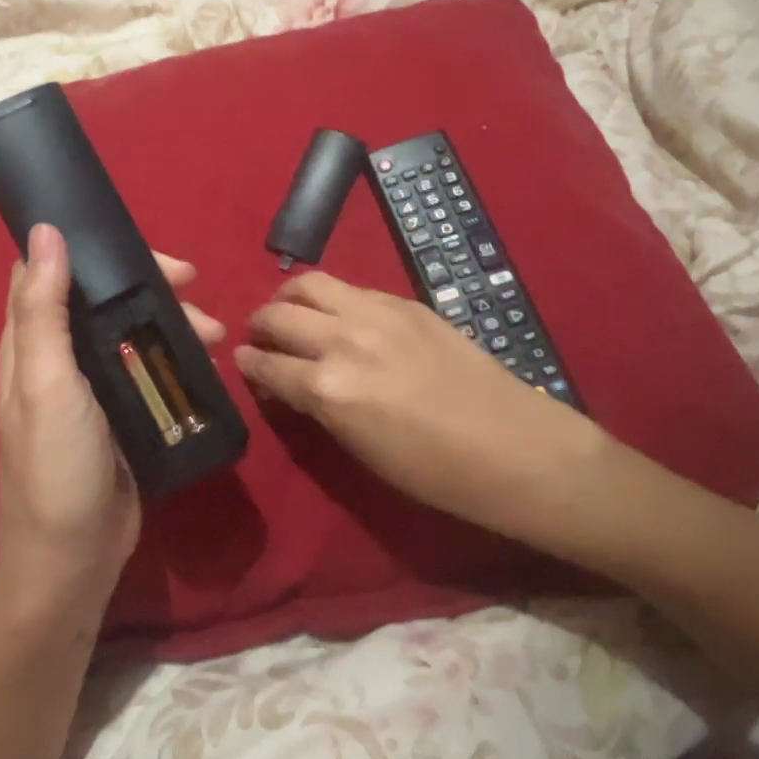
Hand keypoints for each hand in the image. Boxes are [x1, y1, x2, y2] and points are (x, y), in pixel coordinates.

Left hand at [0, 223, 224, 594]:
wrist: (75, 558)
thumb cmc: (55, 466)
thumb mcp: (47, 383)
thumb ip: (44, 311)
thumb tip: (45, 231)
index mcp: (30, 342)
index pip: (50, 272)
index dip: (89, 249)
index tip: (138, 246)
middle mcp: (59, 356)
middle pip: (101, 298)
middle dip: (147, 284)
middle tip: (193, 282)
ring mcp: (93, 386)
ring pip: (132, 330)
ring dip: (172, 320)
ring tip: (215, 332)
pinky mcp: (123, 413)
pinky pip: (151, 367)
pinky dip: (178, 354)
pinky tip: (209, 359)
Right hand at [233, 272, 603, 538]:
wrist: (517, 449)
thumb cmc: (435, 473)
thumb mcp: (360, 450)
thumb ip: (316, 408)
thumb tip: (287, 385)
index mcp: (328, 389)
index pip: (266, 365)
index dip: (247, 364)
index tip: (241, 362)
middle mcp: (344, 341)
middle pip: (278, 315)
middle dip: (259, 326)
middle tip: (261, 338)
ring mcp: (377, 314)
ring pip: (309, 284)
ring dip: (288, 298)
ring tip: (289, 313)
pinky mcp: (407, 303)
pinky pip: (351, 287)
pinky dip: (330, 298)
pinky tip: (336, 315)